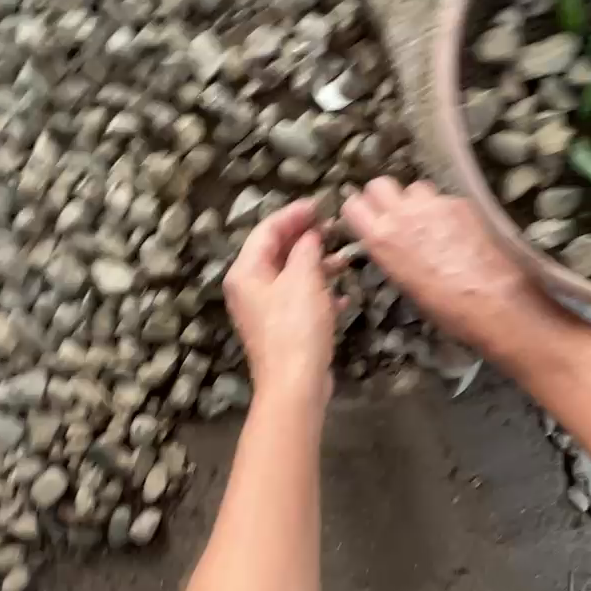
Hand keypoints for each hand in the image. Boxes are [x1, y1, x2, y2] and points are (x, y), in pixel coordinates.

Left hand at [224, 200, 338, 409]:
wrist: (294, 385)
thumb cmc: (296, 328)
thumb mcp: (304, 279)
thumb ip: (307, 249)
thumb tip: (310, 235)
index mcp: (246, 272)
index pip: (267, 230)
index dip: (293, 215)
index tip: (319, 205)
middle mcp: (250, 289)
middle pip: (277, 253)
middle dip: (306, 239)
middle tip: (333, 228)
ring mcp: (265, 312)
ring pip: (291, 278)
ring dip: (317, 266)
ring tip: (344, 260)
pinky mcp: (282, 331)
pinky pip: (299, 301)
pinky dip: (318, 294)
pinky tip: (341, 296)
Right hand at [341, 178, 561, 357]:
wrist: (492, 300)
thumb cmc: (445, 307)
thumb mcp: (406, 284)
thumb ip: (393, 254)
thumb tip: (395, 245)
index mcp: (382, 239)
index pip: (353, 205)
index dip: (361, 210)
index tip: (368, 219)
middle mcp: (403, 215)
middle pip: (379, 184)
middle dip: (385, 196)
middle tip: (396, 214)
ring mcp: (433, 204)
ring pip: (415, 188)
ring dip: (418, 202)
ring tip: (431, 223)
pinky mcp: (460, 202)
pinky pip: (444, 199)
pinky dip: (447, 211)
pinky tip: (459, 231)